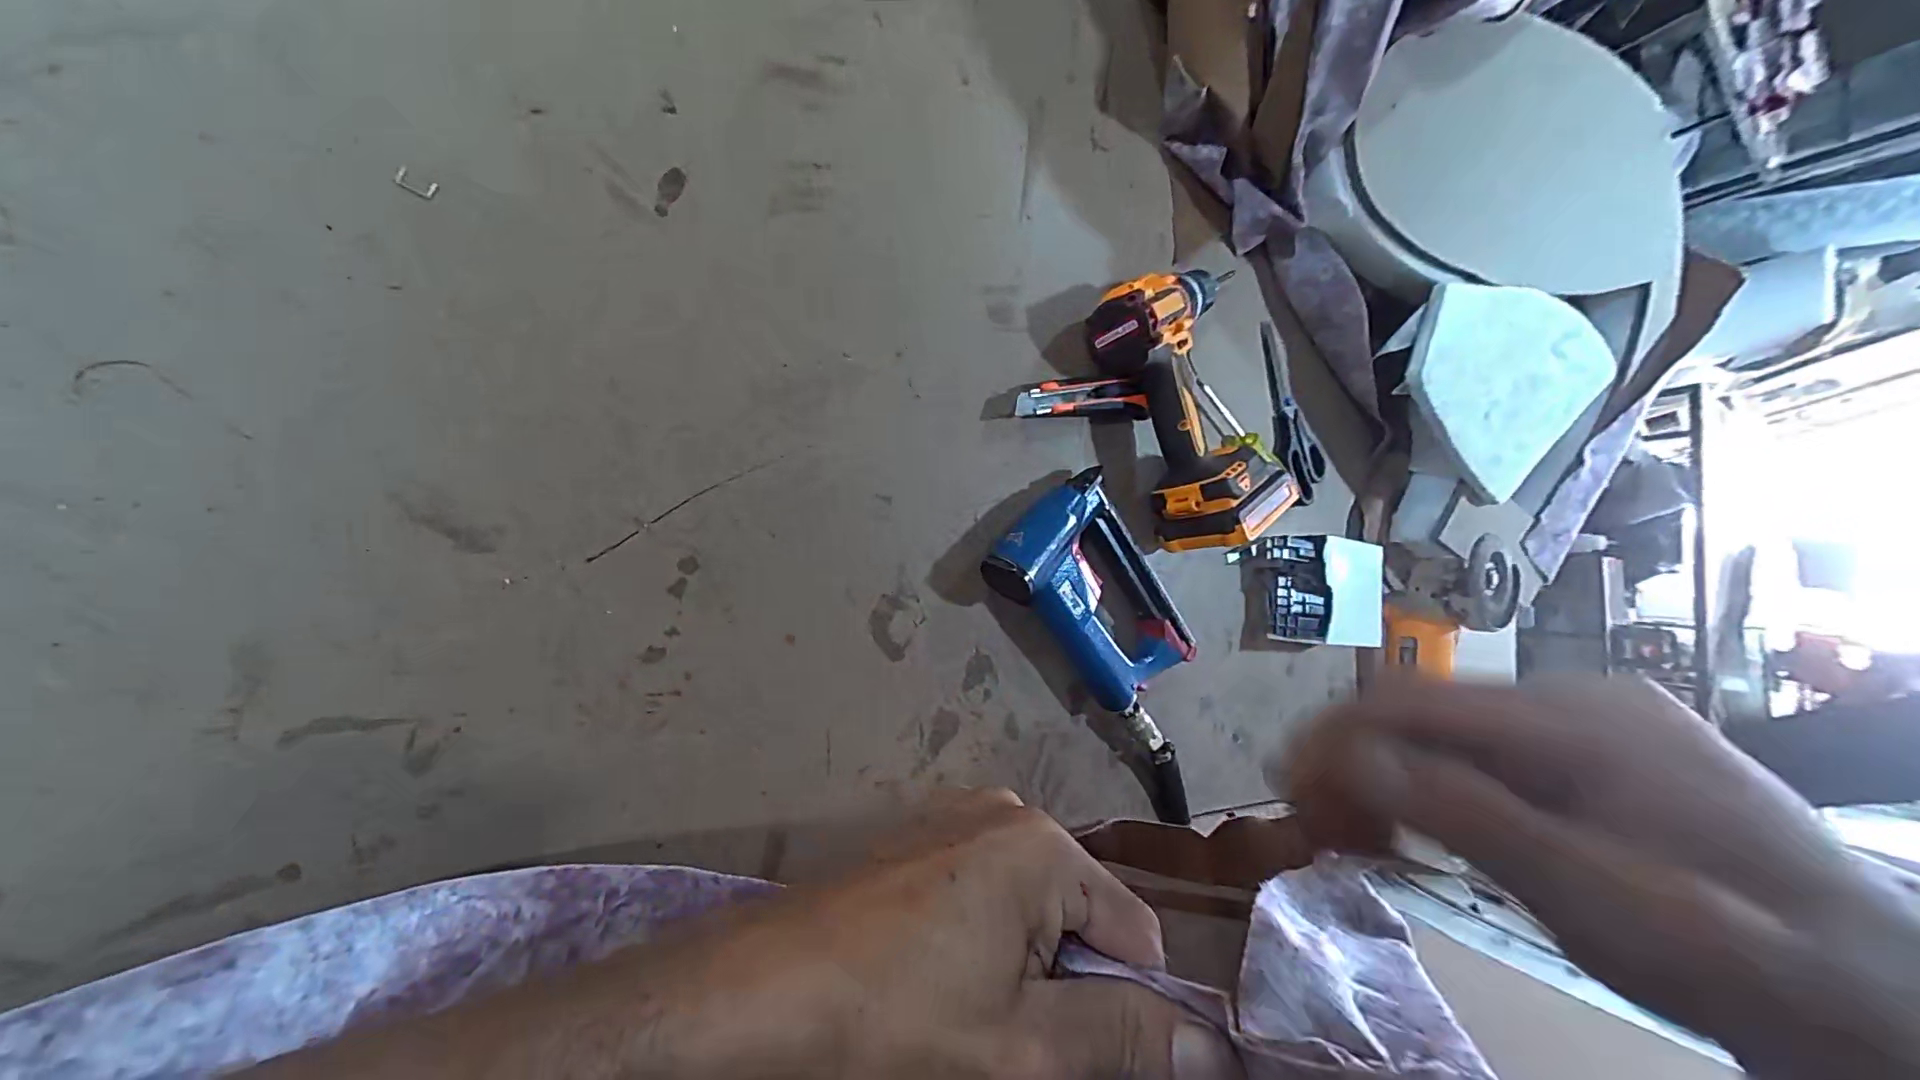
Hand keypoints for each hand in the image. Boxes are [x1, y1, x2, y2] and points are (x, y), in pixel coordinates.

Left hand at [253, 789, 1241, 1079]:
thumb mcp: (1023, 1051)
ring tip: (968, 1025)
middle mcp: (1000, 816)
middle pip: (1075, 918)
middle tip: (1015, 1047)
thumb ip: (1125, 1041)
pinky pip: (972, 900)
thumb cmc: (896, 1025)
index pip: (1134, 933)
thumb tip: (1210, 1046)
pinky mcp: (907, 847)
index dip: (1132, 1009)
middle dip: (1066, 990)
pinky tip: (930, 993)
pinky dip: (973, 950)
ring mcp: (947, 824)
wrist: (748, 1003)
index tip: (1090, 1063)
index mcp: (1040, 846)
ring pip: (1022, 914)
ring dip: (1019, 975)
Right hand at [1285, 676, 1919, 1077]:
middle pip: (1423, 712)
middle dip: (1356, 763)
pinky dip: (1433, 787)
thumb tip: (1342, 754)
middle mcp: (1573, 696)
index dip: (1335, 734)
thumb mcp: (1595, 897)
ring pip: (1444, 731)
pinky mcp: (1588, 750)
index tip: (1286, 781)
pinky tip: (1427, 826)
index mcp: (1578, 716)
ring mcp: (1585, 719)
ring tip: (1361, 832)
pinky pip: (1480, 753)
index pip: (1414, 700)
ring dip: (1389, 777)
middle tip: (1319, 823)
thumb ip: (1465, 815)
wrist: (1881, 1002)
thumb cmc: (1741, 956)